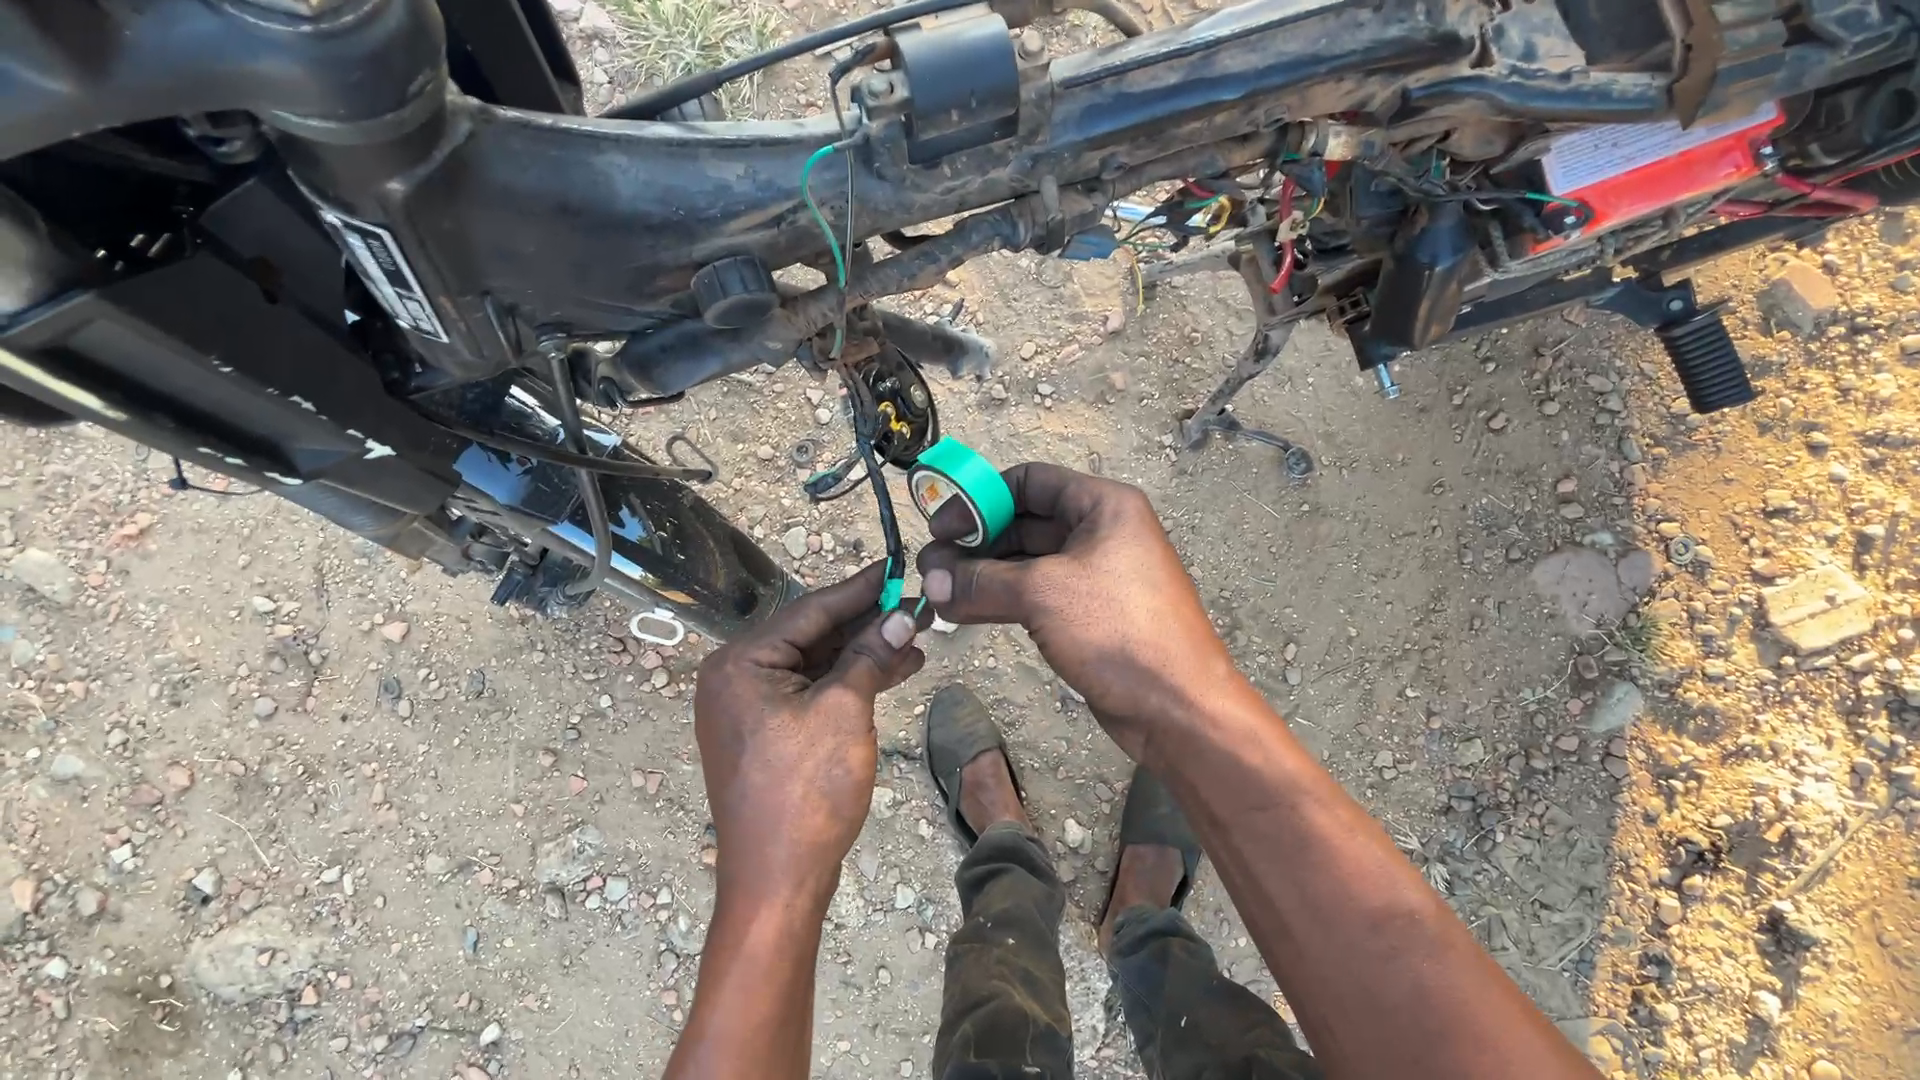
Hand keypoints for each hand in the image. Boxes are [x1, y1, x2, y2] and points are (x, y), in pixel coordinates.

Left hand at [693, 562, 923, 906]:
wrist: (777, 881)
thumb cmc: (806, 791)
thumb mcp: (844, 712)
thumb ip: (870, 655)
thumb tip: (903, 616)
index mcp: (741, 663)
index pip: (810, 611)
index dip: (860, 590)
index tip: (897, 568)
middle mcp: (738, 678)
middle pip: (813, 636)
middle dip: (868, 624)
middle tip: (917, 606)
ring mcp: (752, 709)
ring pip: (818, 665)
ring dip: (865, 653)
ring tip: (918, 637)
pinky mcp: (770, 734)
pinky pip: (814, 693)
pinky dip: (851, 683)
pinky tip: (896, 669)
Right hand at [916, 463, 1239, 761]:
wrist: (1177, 707)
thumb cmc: (1118, 630)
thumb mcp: (1043, 593)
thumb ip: (981, 581)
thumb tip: (928, 581)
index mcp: (1103, 506)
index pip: (1030, 481)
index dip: (981, 498)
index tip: (942, 526)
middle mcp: (1099, 533)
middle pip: (1024, 522)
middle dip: (975, 542)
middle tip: (929, 566)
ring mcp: (1093, 577)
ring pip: (1025, 563)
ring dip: (981, 575)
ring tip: (935, 592)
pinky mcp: (1087, 616)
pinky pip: (1033, 596)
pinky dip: (998, 600)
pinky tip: (961, 612)